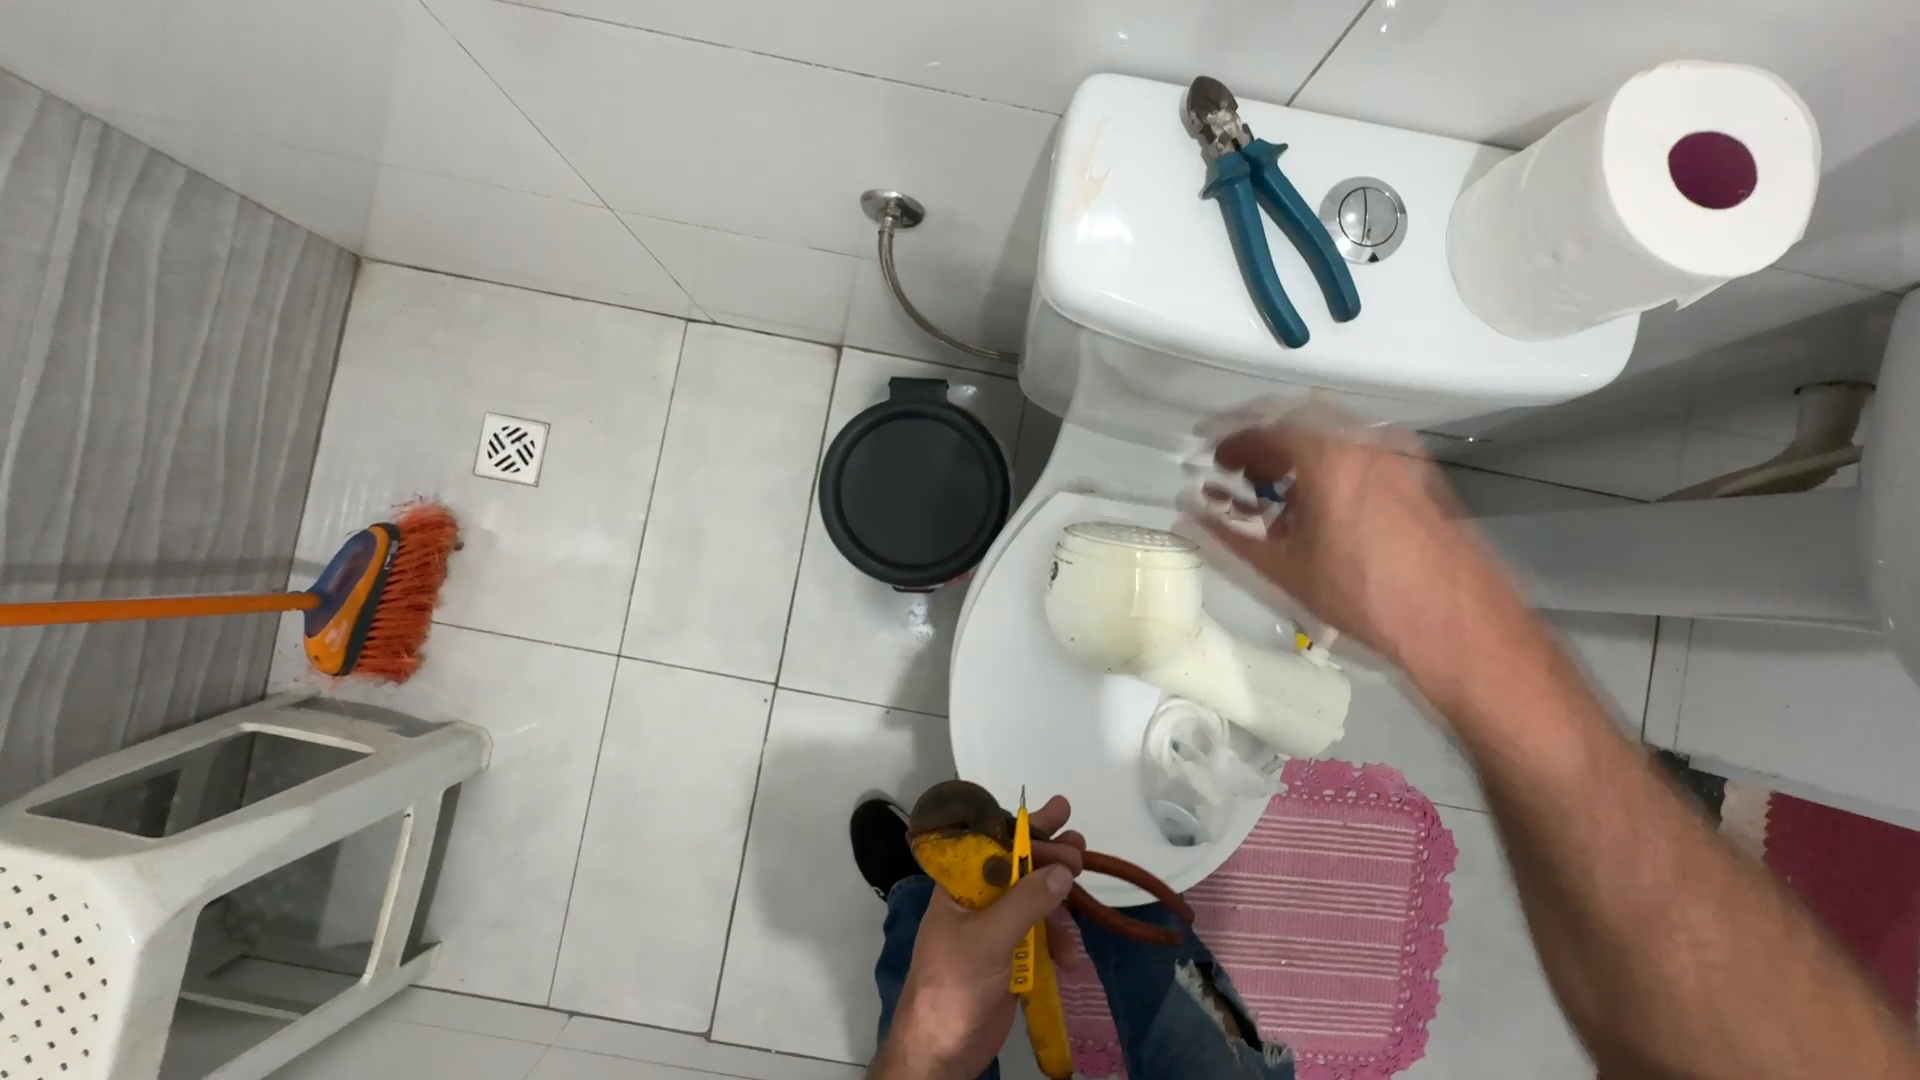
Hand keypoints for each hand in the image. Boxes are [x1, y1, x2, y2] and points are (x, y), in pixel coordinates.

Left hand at [872, 797, 1081, 1079]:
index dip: (1026, 826)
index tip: (1059, 811)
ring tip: (1083, 889)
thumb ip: (1026, 902)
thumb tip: (1062, 871)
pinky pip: (1040, 936)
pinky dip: (1058, 940)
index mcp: (960, 885)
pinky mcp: (1010, 957)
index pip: (995, 842)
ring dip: (1058, 896)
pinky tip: (1072, 954)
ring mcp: (995, 929)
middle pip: (1018, 866)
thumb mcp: (987, 939)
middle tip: (1079, 847)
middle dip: (1048, 855)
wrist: (941, 1050)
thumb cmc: (952, 984)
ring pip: (1033, 899)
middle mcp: (978, 899)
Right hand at [1201, 414, 1527, 676]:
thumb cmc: (1361, 595)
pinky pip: (1362, 456)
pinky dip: (1330, 468)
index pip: (1266, 431)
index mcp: (1328, 457)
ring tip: (1274, 495)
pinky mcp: (1420, 477)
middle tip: (1238, 472)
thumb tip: (1190, 517)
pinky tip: (1319, 507)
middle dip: (1264, 447)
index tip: (1213, 459)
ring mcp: (1400, 457)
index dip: (1232, 443)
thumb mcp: (1285, 569)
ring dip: (1297, 458)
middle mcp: (1366, 443)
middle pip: (1301, 426)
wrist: (1456, 621)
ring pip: (1334, 441)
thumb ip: (1230, 537)